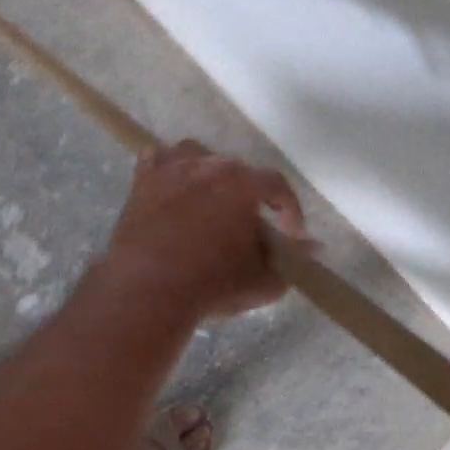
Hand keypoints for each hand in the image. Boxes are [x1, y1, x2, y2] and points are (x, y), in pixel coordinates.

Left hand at [102, 139, 305, 319]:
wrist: (148, 290)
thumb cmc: (211, 285)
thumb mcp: (262, 282)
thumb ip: (289, 262)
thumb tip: (308, 250)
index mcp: (242, 183)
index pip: (278, 187)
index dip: (291, 211)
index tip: (292, 235)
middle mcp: (208, 164)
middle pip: (238, 174)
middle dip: (249, 200)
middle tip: (250, 230)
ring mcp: (171, 168)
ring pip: (199, 158)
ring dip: (211, 177)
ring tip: (212, 205)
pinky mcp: (141, 182)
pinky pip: (160, 162)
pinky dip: (171, 171)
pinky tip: (174, 189)